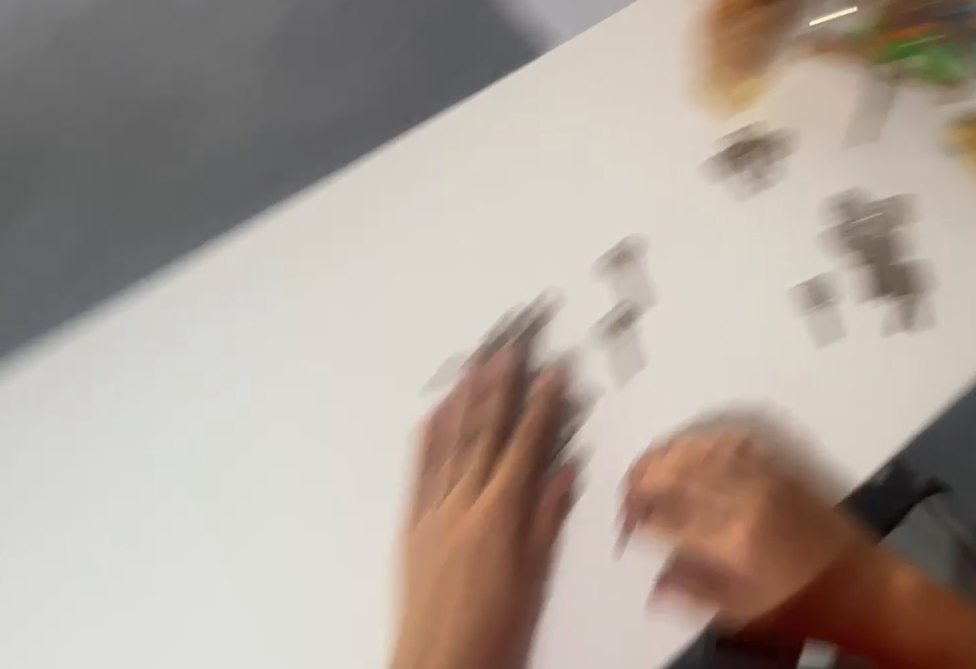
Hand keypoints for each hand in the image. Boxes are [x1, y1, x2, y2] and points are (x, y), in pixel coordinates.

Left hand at [392, 346, 577, 668]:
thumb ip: (547, 517)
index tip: (552, 370)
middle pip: (484, 432)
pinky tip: (433, 413)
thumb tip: (564, 467)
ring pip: (450, 443)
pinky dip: (427, 439)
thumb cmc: (496, 628)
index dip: (540, 404)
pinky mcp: (411, 525)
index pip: (525, 444)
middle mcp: (463, 503)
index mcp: (499, 514)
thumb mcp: (534, 575)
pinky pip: (419, 472)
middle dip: (498, 385)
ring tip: (472, 363)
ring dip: (463, 399)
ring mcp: (432, 511)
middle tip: (507, 347)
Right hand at [618, 424, 882, 625]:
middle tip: (630, 486)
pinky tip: (696, 441)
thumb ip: (692, 592)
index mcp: (732, 541)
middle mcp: (747, 499)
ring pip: (706, 446)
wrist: (863, 587)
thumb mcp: (742, 616)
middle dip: (645, 474)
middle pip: (680, 470)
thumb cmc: (807, 606)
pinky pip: (739, 437)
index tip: (627, 523)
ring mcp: (767, 476)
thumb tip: (654, 581)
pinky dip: (710, 435)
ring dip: (672, 449)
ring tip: (653, 460)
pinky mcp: (784, 465)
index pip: (667, 516)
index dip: (636, 516)